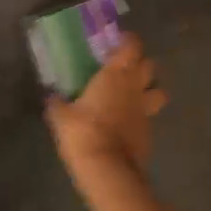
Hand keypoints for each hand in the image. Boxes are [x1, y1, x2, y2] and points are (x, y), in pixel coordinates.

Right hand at [45, 34, 166, 182]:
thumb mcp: (61, 117)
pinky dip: (142, 117)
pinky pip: (150, 118)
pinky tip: (127, 125)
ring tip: (135, 95)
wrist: (107, 170)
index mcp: (115, 75)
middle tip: (126, 68)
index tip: (118, 42)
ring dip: (151, 90)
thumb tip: (51, 97)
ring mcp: (145, 111)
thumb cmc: (83, 133)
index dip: (128, 40)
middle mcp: (134, 87)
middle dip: (142, 64)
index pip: (132, 45)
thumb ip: (57, 104)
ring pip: (159, 91)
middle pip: (151, 65)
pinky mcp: (149, 133)